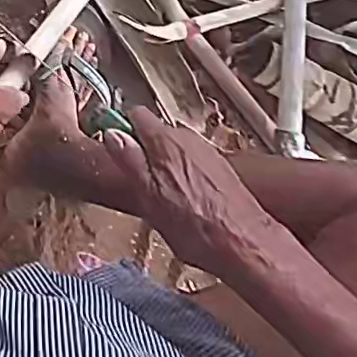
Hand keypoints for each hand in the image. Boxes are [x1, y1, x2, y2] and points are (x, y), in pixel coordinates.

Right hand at [102, 108, 294, 274]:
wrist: (244, 242)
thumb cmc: (197, 226)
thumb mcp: (148, 196)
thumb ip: (129, 160)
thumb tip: (111, 134)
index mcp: (165, 140)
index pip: (135, 114)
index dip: (123, 129)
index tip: (117, 149)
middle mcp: (187, 137)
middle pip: (155, 132)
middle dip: (144, 153)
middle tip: (141, 186)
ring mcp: (206, 150)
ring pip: (174, 149)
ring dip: (165, 166)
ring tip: (165, 200)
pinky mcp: (220, 166)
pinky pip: (192, 162)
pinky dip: (185, 175)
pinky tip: (187, 203)